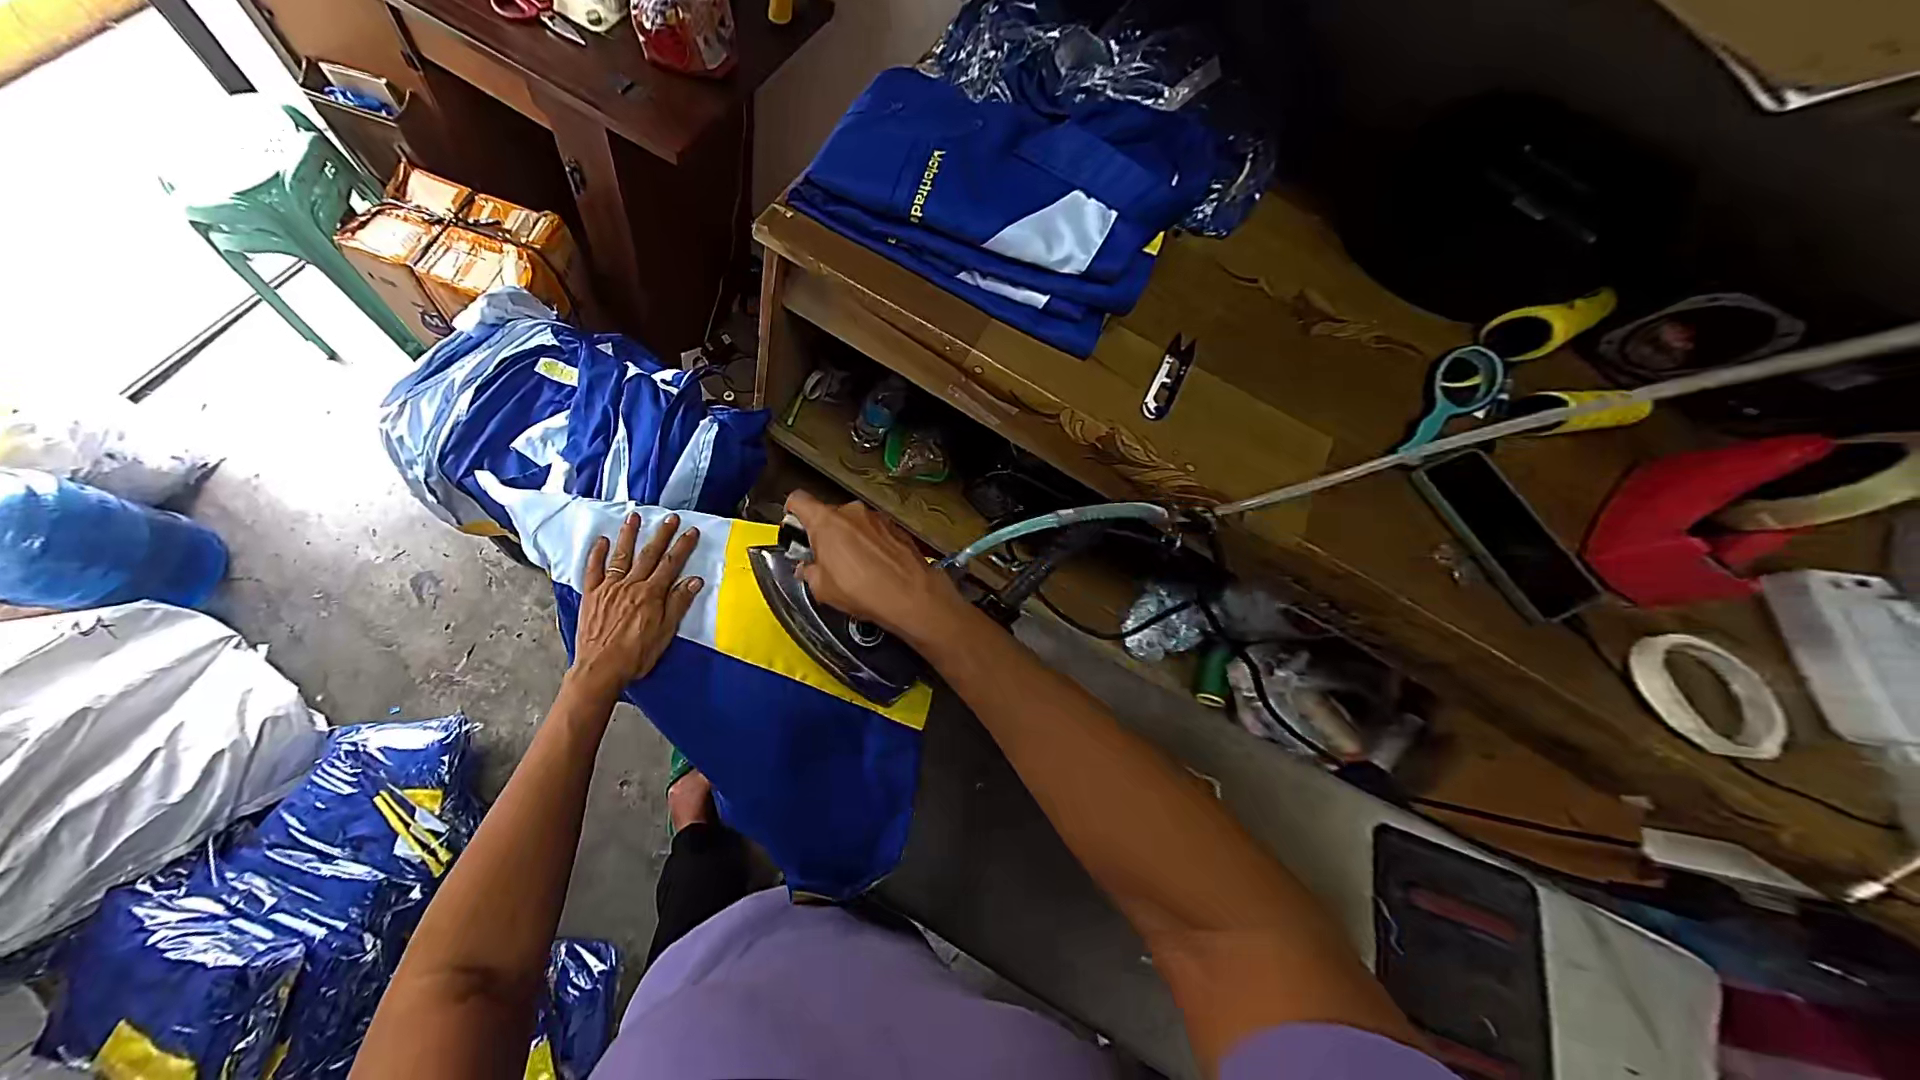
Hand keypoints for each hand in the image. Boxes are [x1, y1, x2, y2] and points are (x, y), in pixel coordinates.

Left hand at [568, 512, 702, 698]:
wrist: (600, 669)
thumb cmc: (636, 654)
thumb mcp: (665, 632)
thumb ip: (678, 603)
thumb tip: (693, 581)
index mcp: (651, 594)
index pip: (671, 564)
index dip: (682, 546)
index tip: (691, 532)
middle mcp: (630, 585)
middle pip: (649, 554)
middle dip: (661, 534)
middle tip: (670, 518)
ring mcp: (609, 588)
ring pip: (622, 555)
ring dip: (629, 535)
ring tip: (635, 517)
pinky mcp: (592, 595)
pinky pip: (594, 569)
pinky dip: (598, 554)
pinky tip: (602, 541)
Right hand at [784, 491, 966, 642]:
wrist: (911, 595)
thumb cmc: (865, 590)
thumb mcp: (822, 588)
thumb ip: (808, 571)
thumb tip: (808, 569)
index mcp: (826, 521)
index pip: (798, 500)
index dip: (792, 513)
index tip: (793, 526)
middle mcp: (852, 512)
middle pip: (828, 515)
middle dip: (825, 535)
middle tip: (825, 561)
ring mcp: (877, 518)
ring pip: (854, 523)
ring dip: (850, 540)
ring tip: (853, 570)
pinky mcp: (896, 528)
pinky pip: (875, 532)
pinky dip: (871, 545)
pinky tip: (873, 568)